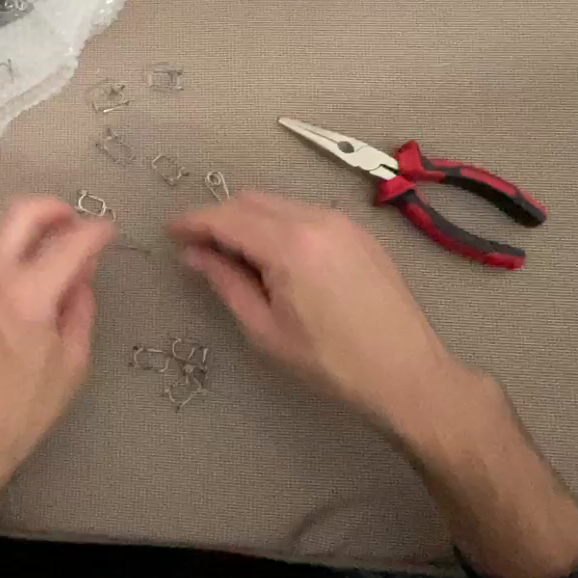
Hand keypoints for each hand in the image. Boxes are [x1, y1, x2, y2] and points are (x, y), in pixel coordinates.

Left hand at [0, 197, 113, 521]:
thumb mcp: (73, 358)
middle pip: (20, 212)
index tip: (108, 230)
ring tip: (50, 244)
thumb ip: (80, 302)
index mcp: (25, 297)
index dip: (94, 231)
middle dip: (54, 208)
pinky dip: (4, 247)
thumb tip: (83, 267)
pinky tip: (20, 270)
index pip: (67, 243)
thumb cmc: (27, 405)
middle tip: (75, 223)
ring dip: (26, 225)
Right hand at [167, 192, 472, 428]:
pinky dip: (275, 223)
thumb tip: (192, 254)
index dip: (192, 221)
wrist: (409, 375)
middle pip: (249, 201)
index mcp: (289, 245)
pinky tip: (271, 255)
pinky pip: (302, 213)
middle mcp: (316, 220)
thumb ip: (225, 282)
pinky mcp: (358, 232)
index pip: (226, 218)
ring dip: (246, 219)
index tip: (168, 232)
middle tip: (195, 247)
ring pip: (276, 204)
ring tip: (231, 254)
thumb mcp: (264, 329)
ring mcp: (341, 222)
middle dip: (217, 217)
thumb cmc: (329, 362)